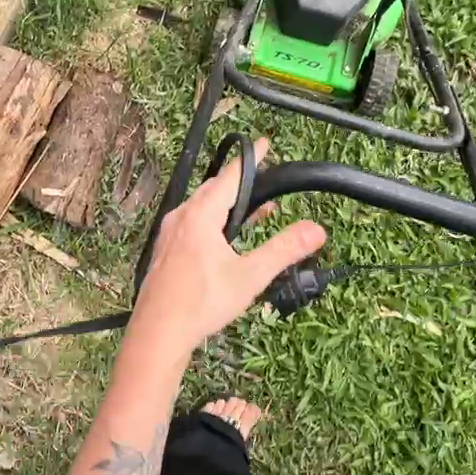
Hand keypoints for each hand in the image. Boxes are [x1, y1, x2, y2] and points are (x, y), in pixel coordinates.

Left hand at [129, 138, 325, 361]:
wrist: (158, 331)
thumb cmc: (202, 303)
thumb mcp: (249, 276)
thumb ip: (283, 250)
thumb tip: (316, 230)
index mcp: (200, 215)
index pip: (229, 177)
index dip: (250, 159)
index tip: (264, 143)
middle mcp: (181, 217)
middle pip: (213, 190)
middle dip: (240, 183)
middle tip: (265, 181)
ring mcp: (170, 234)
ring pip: (202, 208)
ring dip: (228, 205)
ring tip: (256, 212)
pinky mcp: (167, 250)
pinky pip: (193, 224)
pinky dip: (214, 221)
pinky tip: (226, 239)